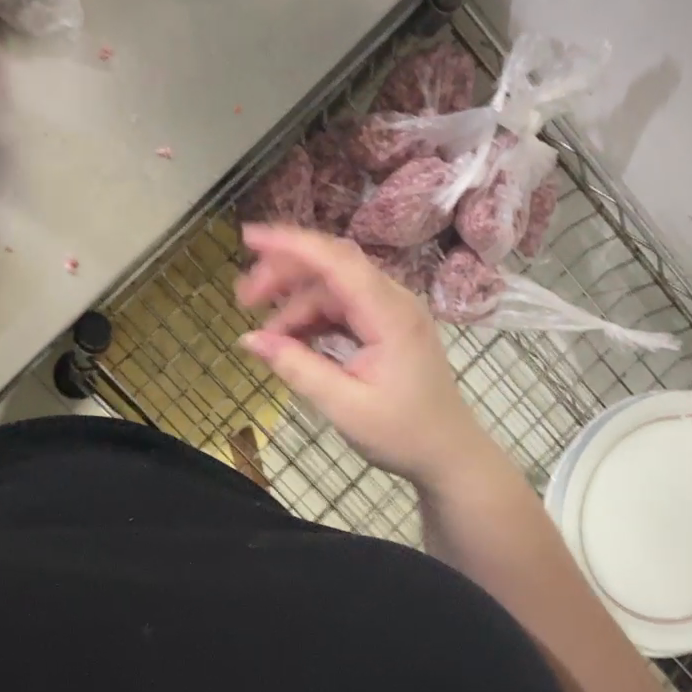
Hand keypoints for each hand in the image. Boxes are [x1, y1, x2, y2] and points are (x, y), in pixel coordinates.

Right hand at [233, 225, 491, 485]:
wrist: (449, 455)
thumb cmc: (404, 435)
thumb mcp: (344, 406)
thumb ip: (297, 368)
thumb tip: (250, 340)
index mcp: (389, 315)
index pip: (336, 261)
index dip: (291, 244)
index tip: (249, 237)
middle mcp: (393, 302)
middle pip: (331, 267)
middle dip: (284, 274)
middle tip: (242, 298)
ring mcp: (391, 313)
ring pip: (333, 289)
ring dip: (294, 303)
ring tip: (264, 335)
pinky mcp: (386, 327)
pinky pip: (342, 308)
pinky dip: (312, 319)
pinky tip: (290, 340)